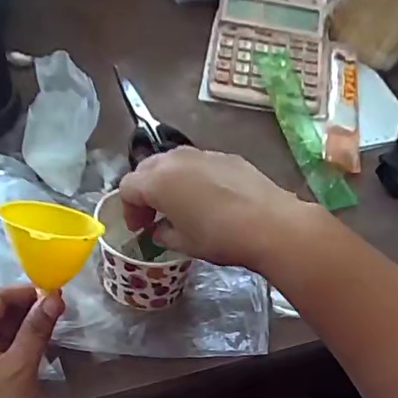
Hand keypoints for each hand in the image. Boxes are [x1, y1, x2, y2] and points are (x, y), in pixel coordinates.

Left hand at [0, 286, 62, 397]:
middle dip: (25, 308)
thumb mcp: (21, 367)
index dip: (24, 292)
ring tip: (53, 324)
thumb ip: (37, 329)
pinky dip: (17, 341)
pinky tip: (38, 343)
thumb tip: (54, 297)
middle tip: (58, 308)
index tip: (55, 293)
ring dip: (23, 325)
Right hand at [118, 147, 322, 270]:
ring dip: (168, 183)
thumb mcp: (184, 243)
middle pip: (147, 169)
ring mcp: (203, 154)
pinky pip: (198, 164)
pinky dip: (192, 179)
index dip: (129, 210)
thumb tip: (160, 229)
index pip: (128, 187)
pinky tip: (207, 201)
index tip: (140, 229)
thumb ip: (164, 234)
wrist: (270, 224)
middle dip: (145, 192)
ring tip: (179, 208)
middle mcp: (176, 159)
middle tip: (153, 217)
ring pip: (173, 163)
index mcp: (158, 181)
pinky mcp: (226, 156)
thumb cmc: (219, 237)